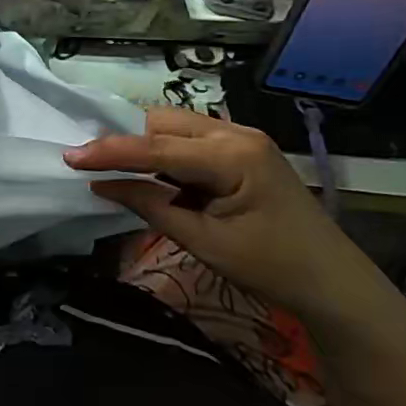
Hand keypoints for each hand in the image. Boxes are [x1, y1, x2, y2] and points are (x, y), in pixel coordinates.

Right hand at [65, 106, 335, 304]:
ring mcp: (244, 138)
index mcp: (232, 154)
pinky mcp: (245, 150)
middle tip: (94, 167)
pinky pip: (195, 140)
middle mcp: (237, 133)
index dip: (111, 152)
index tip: (71, 157)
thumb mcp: (206, 242)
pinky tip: (158, 178)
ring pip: (177, 127)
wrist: (334, 283)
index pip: (158, 147)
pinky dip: (170, 155)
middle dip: (128, 142)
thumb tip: (103, 186)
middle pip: (165, 123)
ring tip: (119, 172)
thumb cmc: (272, 268)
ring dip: (148, 147)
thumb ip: (152, 206)